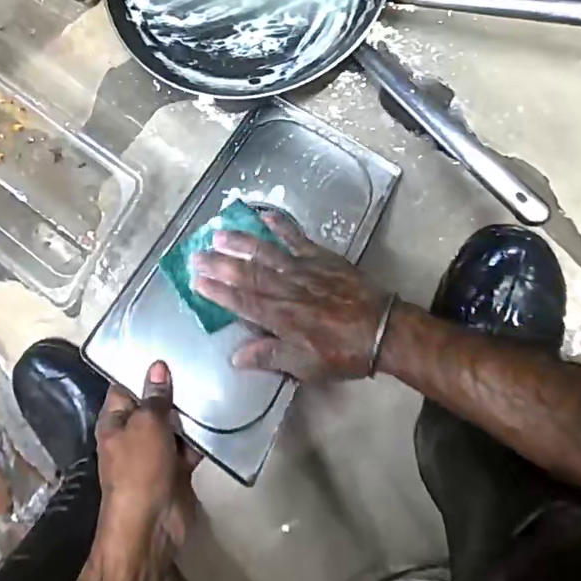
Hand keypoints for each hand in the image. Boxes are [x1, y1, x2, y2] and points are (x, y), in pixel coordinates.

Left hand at [95, 361, 196, 548]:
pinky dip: (202, 435)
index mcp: (115, 420)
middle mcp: (133, 433)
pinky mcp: (176, 468)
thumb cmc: (139, 468)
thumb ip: (155, 396)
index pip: (125, 384)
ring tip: (212, 376)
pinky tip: (221, 412)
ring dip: (190, 410)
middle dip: (171, 386)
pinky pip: (190, 445)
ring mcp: (155, 451)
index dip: (141, 367)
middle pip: (153, 402)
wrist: (152, 527)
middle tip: (196, 355)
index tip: (163, 344)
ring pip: (174, 423)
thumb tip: (158, 366)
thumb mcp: (146, 424)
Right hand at [190, 210, 392, 382]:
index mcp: (280, 317)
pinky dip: (280, 224)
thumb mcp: (306, 366)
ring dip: (240, 242)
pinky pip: (296, 237)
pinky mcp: (320, 257)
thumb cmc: (343, 352)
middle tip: (196, 255)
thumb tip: (235, 356)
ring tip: (218, 232)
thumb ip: (270, 356)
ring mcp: (303, 269)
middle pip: (246, 273)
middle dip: (219, 264)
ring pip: (265, 252)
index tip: (197, 281)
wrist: (385, 330)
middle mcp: (286, 289)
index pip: (241, 301)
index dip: (217, 291)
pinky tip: (264, 214)